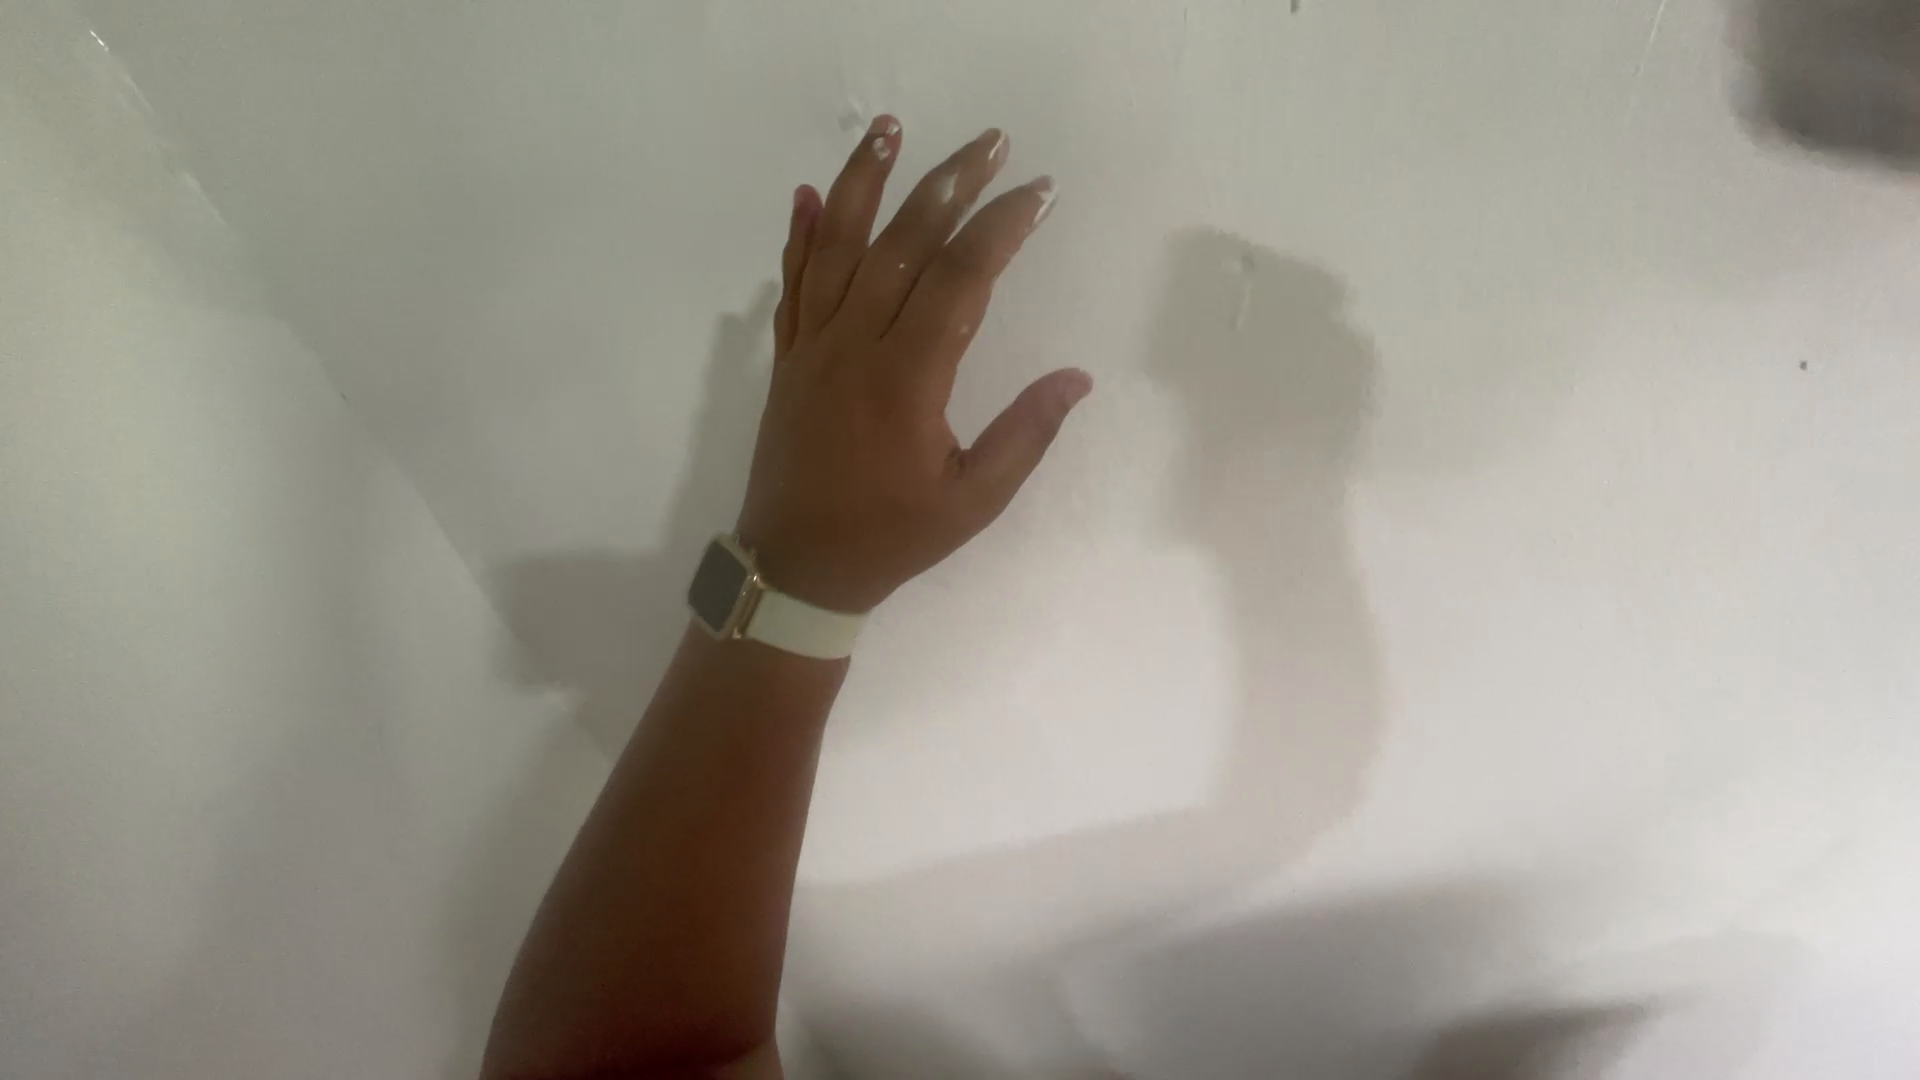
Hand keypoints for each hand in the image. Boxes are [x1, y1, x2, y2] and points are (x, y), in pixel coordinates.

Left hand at [736, 117, 1091, 613]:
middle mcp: (856, 347)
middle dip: (950, 185)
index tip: (1039, 192)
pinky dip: (800, 238)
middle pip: (904, 245)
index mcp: (908, 380)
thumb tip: (1076, 378)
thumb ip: (1025, 437)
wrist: (796, 568)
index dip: (1003, 229)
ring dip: (866, 183)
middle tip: (990, 142)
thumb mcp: (972, 502)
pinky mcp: (788, 362)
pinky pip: (792, 287)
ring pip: (839, 249)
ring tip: (891, 128)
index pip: (961, 280)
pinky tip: (808, 195)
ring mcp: (813, 349)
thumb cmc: (891, 538)